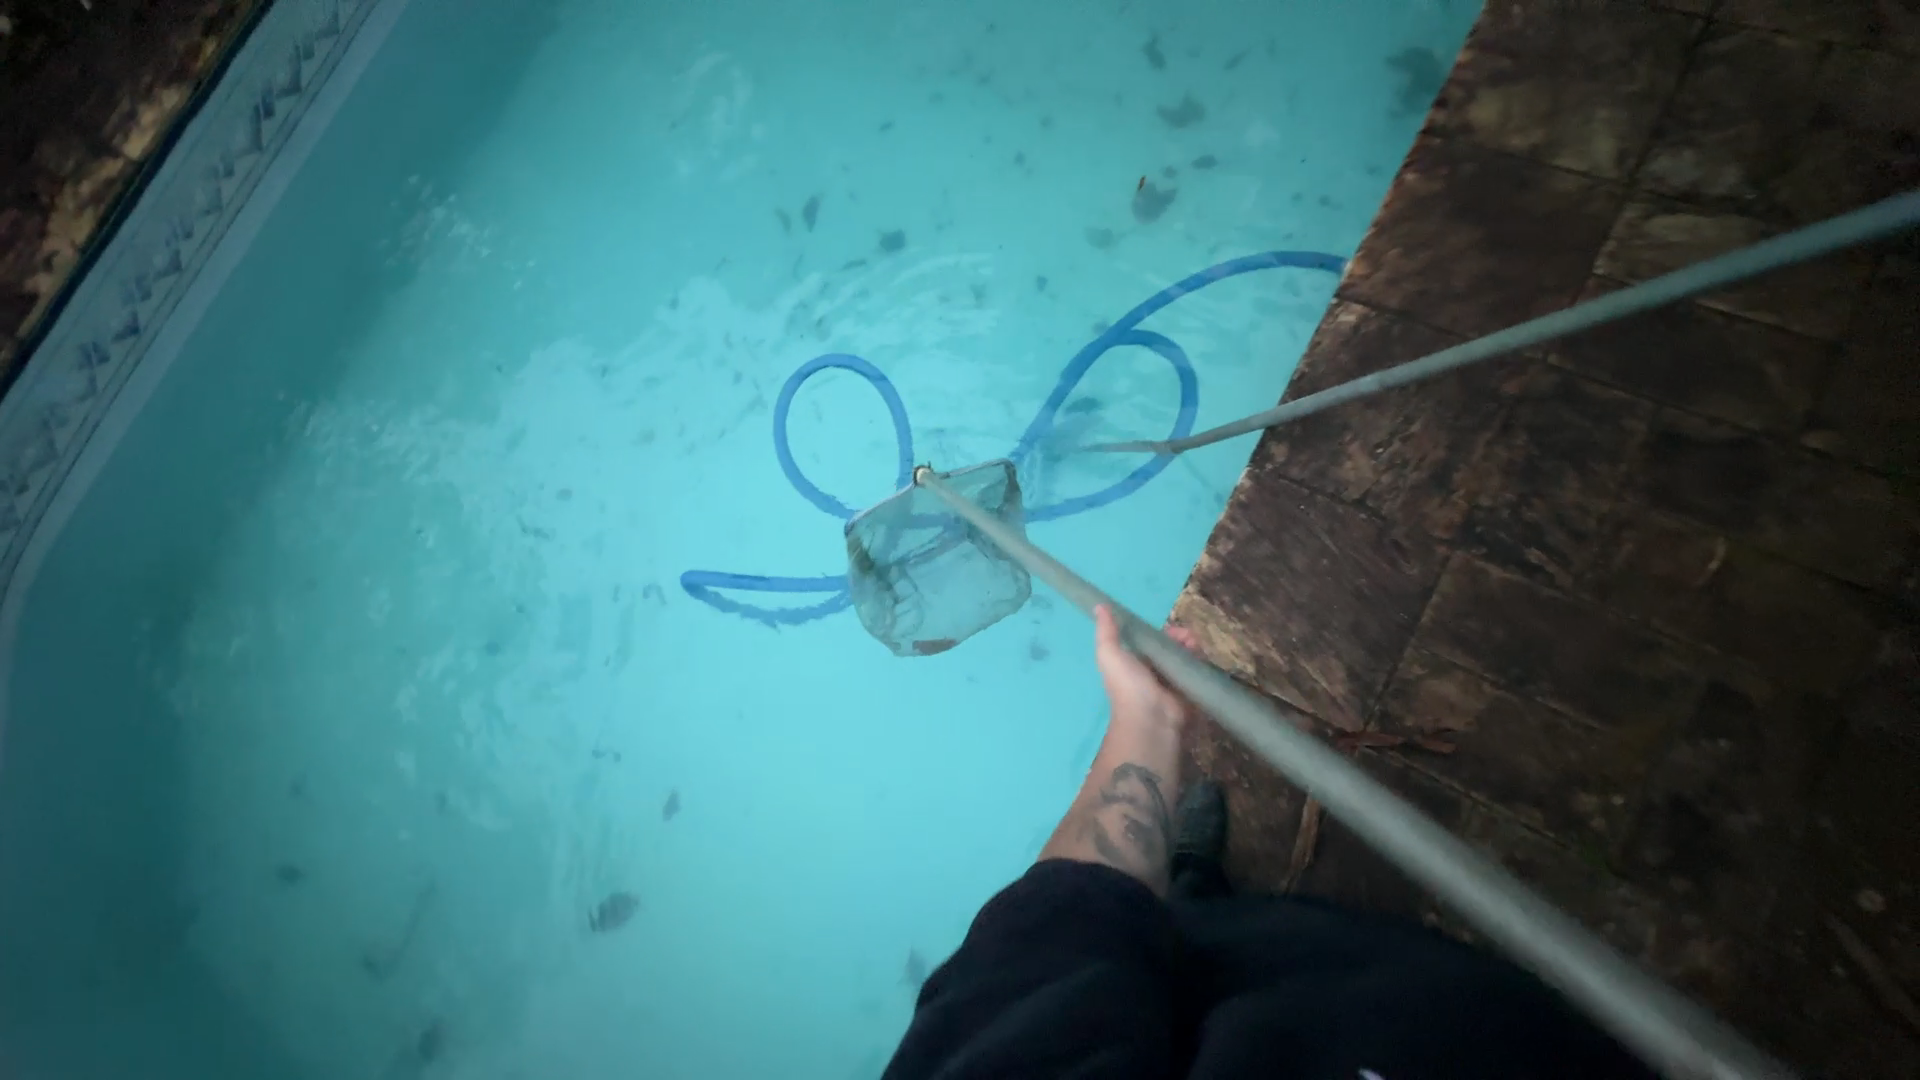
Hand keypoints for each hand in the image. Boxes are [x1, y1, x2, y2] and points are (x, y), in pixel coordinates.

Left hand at [1093, 605, 1198, 733]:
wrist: (1150, 718)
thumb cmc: (1127, 685)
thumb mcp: (1109, 654)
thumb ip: (1106, 632)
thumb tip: (1099, 606)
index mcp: (1134, 662)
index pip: (1150, 641)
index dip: (1160, 632)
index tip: (1170, 628)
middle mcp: (1153, 671)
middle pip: (1171, 647)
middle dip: (1180, 638)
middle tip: (1187, 637)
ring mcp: (1172, 681)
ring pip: (1185, 656)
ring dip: (1192, 646)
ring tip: (1194, 645)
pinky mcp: (1188, 690)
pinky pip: (1196, 671)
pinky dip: (1200, 661)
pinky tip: (1200, 656)